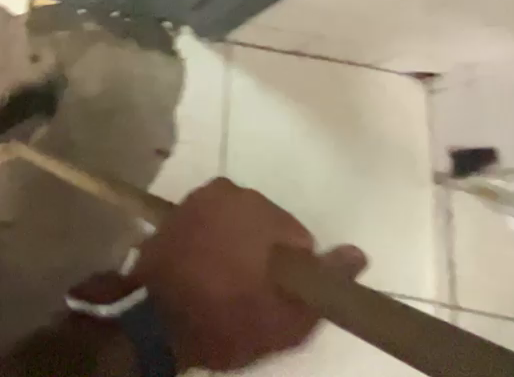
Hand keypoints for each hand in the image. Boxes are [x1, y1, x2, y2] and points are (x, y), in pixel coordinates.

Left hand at [132, 179, 367, 371]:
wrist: (154, 320)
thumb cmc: (226, 321)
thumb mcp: (288, 319)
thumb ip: (326, 282)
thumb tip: (359, 253)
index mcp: (262, 211)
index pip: (299, 240)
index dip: (294, 275)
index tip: (277, 299)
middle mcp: (231, 192)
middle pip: (266, 226)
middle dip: (264, 255)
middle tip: (251, 296)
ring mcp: (199, 198)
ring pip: (237, 223)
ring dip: (237, 246)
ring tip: (225, 286)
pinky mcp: (175, 210)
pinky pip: (210, 224)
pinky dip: (212, 242)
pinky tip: (204, 273)